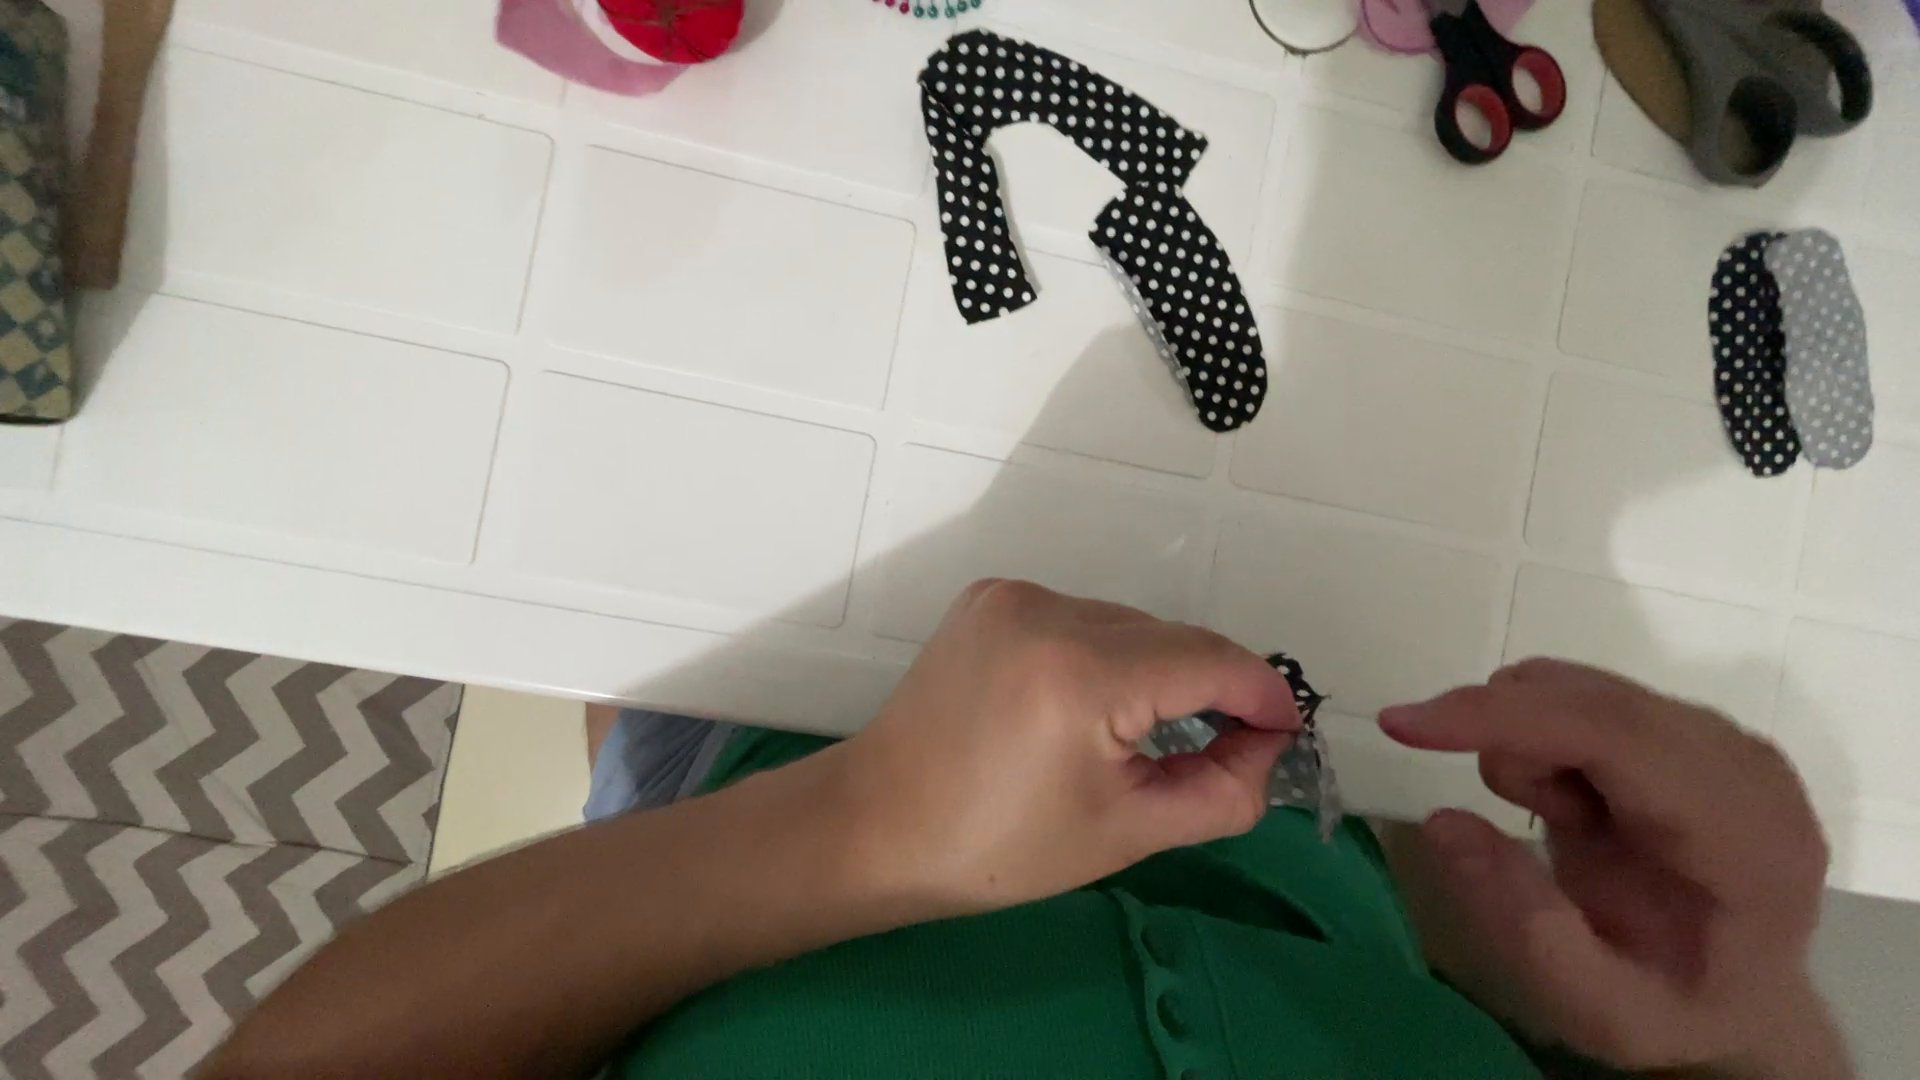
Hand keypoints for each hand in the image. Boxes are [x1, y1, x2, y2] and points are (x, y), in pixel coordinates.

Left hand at [824, 579, 1299, 914]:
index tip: (1283, 728)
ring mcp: (1010, 596)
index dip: (1259, 692)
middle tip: (1221, 745)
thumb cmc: (999, 848)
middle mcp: (1045, 611)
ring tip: (1139, 731)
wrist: (880, 823)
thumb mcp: (1128, 831)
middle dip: (1208, 685)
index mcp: (1080, 673)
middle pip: (1166, 636)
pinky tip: (1084, 699)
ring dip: (1153, 667)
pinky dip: (1102, 650)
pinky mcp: (987, 597)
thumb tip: (1265, 741)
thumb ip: (1221, 788)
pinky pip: (1076, 615)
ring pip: (1124, 622)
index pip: (1207, 660)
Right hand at [1379, 660, 1845, 1078]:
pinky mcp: (1680, 726)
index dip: (1500, 717)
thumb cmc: (1669, 1007)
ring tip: (1555, 819)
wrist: (1735, 1000)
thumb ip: (1525, 922)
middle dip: (1502, 738)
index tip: (1399, 725)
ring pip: (1564, 687)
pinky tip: (1569, 797)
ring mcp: (1714, 739)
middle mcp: (1740, 768)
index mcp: (1742, 839)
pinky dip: (1534, 734)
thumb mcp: (1597, 1006)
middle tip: (1507, 811)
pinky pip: (1568, 692)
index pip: (1612, 735)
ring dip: (1522, 744)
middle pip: (1581, 697)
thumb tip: (1442, 819)